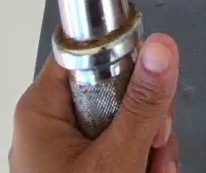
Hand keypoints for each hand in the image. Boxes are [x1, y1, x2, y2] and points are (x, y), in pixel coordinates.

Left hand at [11, 34, 181, 172]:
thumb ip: (142, 103)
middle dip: (149, 118)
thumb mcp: (117, 160)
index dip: (126, 58)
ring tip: (158, 171)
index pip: (88, 51)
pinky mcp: (80, 171)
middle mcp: (52, 123)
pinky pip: (121, 146)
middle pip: (117, 87)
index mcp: (43, 108)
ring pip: (126, 119)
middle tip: (158, 143)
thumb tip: (161, 44)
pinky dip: (142, 162)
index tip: (153, 78)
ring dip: (153, 146)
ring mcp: (66, 151)